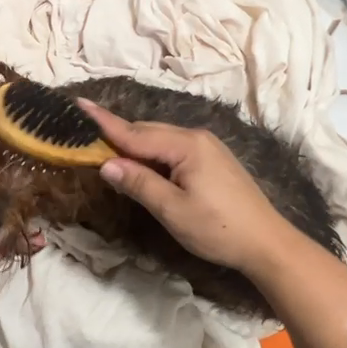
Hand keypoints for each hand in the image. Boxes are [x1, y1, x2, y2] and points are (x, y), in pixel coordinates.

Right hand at [78, 98, 296, 276]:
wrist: (267, 243)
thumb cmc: (218, 229)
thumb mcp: (173, 210)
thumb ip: (138, 183)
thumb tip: (106, 164)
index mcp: (186, 146)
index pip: (134, 133)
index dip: (103, 122)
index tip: (78, 104)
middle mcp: (196, 137)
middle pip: (146, 132)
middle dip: (116, 134)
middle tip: (83, 136)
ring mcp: (206, 147)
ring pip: (159, 140)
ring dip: (133, 145)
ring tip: (105, 149)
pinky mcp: (212, 160)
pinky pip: (172, 148)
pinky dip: (151, 154)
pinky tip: (141, 164)